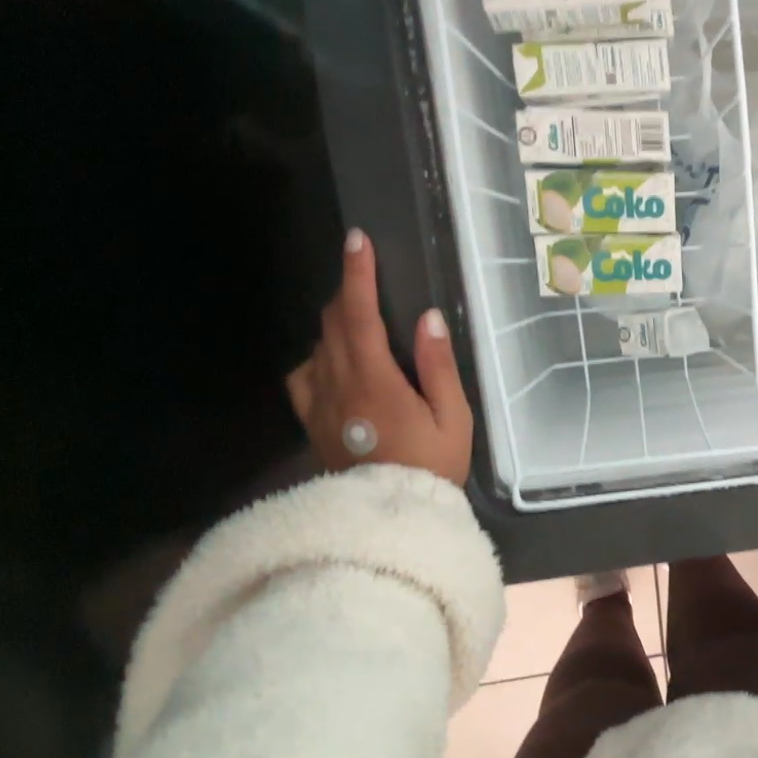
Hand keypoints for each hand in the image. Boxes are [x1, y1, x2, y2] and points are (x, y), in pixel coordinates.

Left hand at [286, 229, 473, 487]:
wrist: (391, 517)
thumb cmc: (432, 466)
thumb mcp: (453, 418)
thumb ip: (438, 367)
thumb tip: (427, 318)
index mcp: (375, 381)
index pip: (359, 315)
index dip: (358, 274)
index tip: (358, 240)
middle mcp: (338, 385)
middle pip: (333, 322)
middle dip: (349, 292)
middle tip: (368, 278)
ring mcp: (320, 404)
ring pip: (317, 344)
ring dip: (337, 323)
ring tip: (361, 322)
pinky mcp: (312, 422)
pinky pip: (304, 374)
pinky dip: (319, 356)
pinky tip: (337, 363)